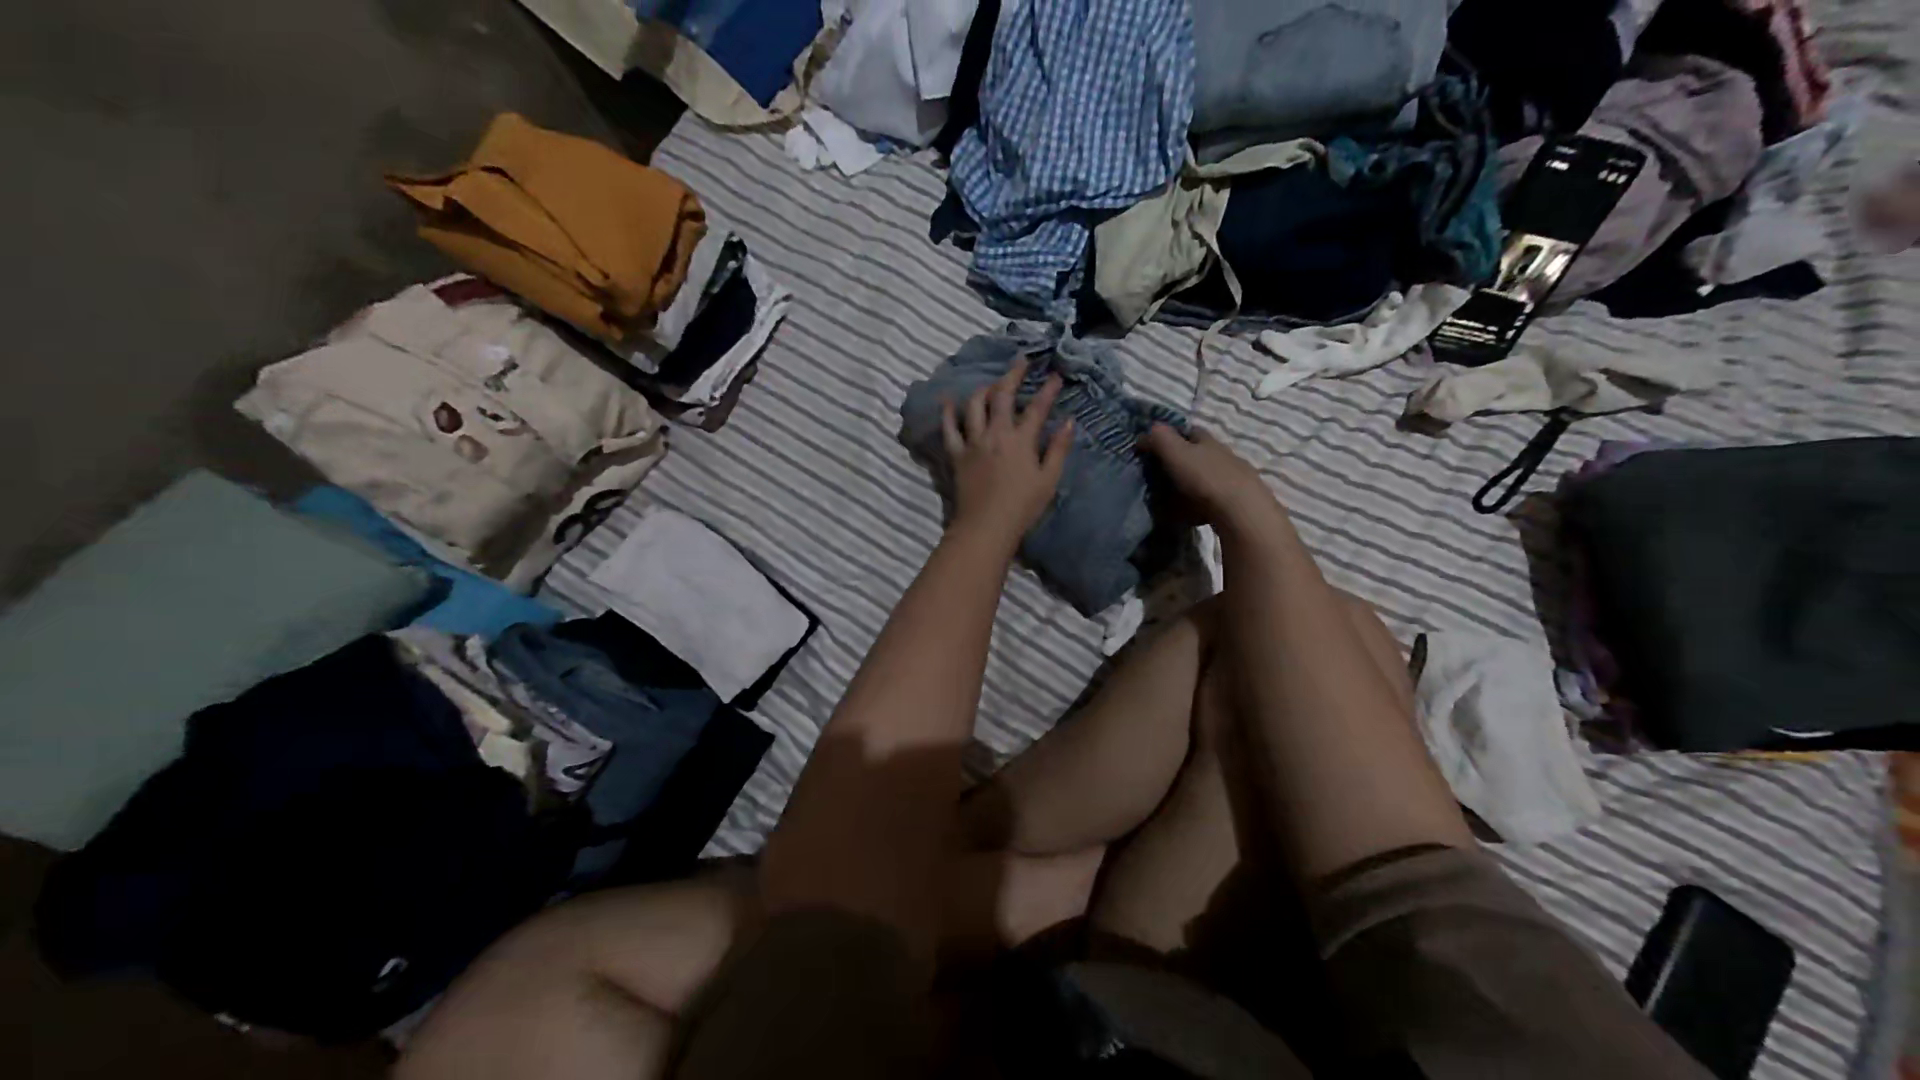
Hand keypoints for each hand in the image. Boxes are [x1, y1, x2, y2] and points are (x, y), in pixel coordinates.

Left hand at [941, 357, 1072, 545]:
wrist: (986, 526)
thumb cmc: (1022, 506)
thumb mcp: (1049, 480)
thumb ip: (1058, 449)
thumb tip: (1068, 422)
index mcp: (1021, 440)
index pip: (1037, 408)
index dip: (1048, 390)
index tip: (1056, 375)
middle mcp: (995, 434)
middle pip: (1002, 396)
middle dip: (1013, 375)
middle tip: (1021, 362)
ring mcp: (973, 442)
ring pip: (974, 405)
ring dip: (984, 389)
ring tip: (991, 384)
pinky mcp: (956, 454)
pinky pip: (949, 428)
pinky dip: (948, 412)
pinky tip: (949, 400)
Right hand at [1140, 424, 1286, 535]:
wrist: (1241, 511)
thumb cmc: (1204, 477)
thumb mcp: (1175, 453)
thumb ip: (1160, 438)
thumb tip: (1147, 430)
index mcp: (1207, 440)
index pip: (1190, 430)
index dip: (1173, 435)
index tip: (1155, 447)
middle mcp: (1223, 454)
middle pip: (1200, 453)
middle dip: (1183, 460)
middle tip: (1162, 474)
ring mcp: (1234, 478)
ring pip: (1208, 475)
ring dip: (1193, 482)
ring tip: (1175, 497)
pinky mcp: (1238, 501)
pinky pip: (1213, 498)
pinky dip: (1201, 502)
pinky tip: (1192, 512)